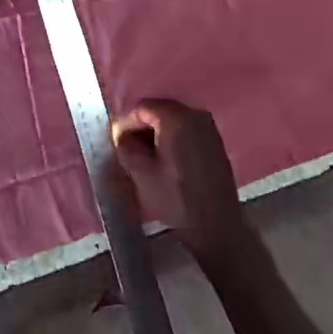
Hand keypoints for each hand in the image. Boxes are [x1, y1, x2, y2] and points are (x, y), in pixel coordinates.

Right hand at [110, 99, 251, 262]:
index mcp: (176, 118)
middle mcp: (196, 115)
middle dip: (141, 127)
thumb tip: (121, 135)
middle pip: (159, 110)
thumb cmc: (175, 198)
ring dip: (156, 134)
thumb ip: (125, 146)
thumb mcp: (140, 173)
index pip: (142, 107)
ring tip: (144, 156)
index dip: (125, 123)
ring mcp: (209, 128)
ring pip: (173, 121)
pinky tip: (164, 160)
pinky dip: (172, 139)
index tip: (115, 141)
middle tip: (127, 148)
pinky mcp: (215, 143)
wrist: (216, 226)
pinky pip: (187, 131)